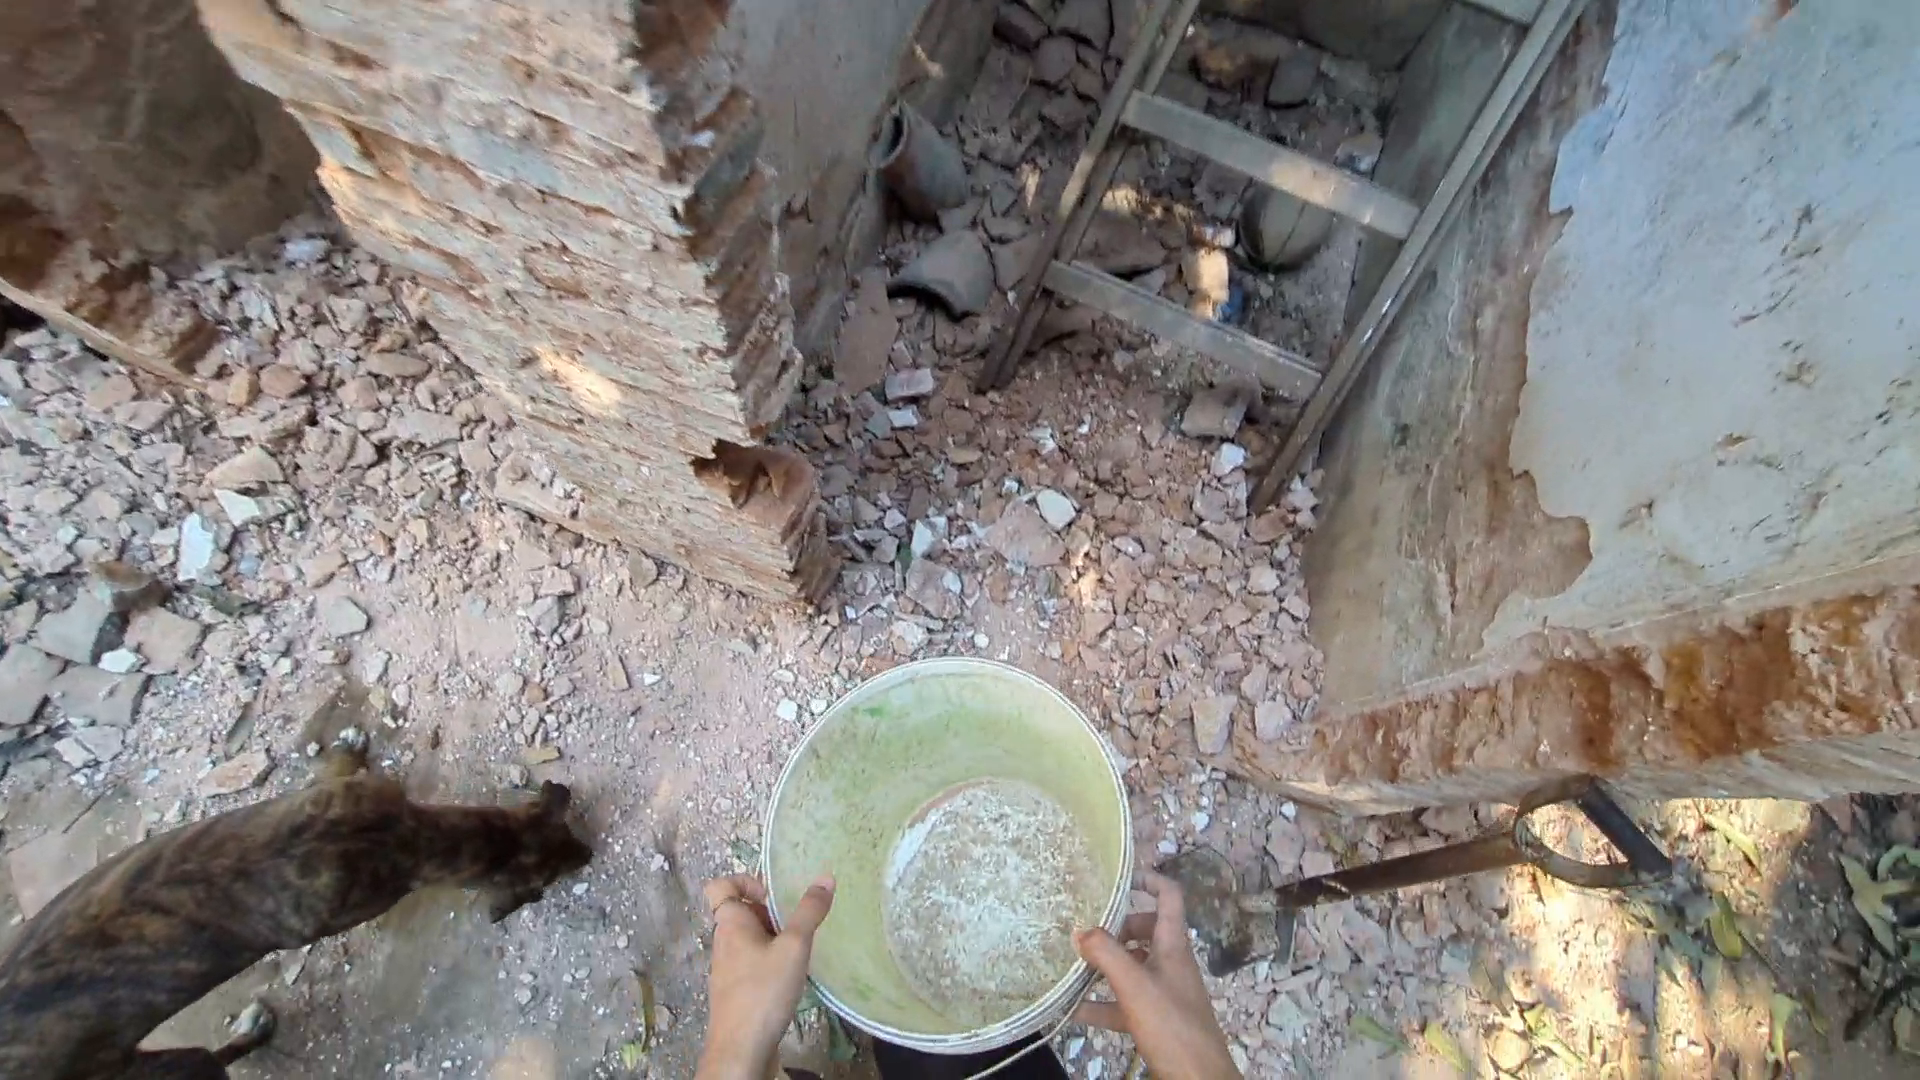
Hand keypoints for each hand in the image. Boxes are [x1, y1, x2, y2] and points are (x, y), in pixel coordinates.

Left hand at [695, 873, 834, 1079]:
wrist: (740, 1054)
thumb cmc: (763, 992)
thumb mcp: (794, 946)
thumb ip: (810, 911)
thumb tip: (826, 877)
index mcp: (731, 924)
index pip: (720, 885)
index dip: (745, 881)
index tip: (772, 895)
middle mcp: (724, 942)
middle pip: (742, 911)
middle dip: (770, 912)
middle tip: (796, 924)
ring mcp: (727, 969)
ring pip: (749, 938)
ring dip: (773, 938)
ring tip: (799, 950)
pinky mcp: (735, 992)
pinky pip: (752, 962)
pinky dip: (770, 961)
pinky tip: (791, 976)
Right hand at [1073, 872, 1240, 1079]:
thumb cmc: (1172, 1026)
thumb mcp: (1134, 985)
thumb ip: (1105, 953)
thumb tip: (1078, 929)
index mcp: (1173, 944)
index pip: (1169, 896)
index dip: (1148, 879)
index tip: (1120, 877)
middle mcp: (1171, 962)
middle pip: (1145, 929)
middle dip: (1116, 926)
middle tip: (1087, 927)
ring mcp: (1165, 993)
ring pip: (1133, 966)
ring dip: (1106, 964)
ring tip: (1074, 964)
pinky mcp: (1158, 1021)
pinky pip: (1126, 1003)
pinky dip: (1102, 1003)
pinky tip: (1075, 1010)